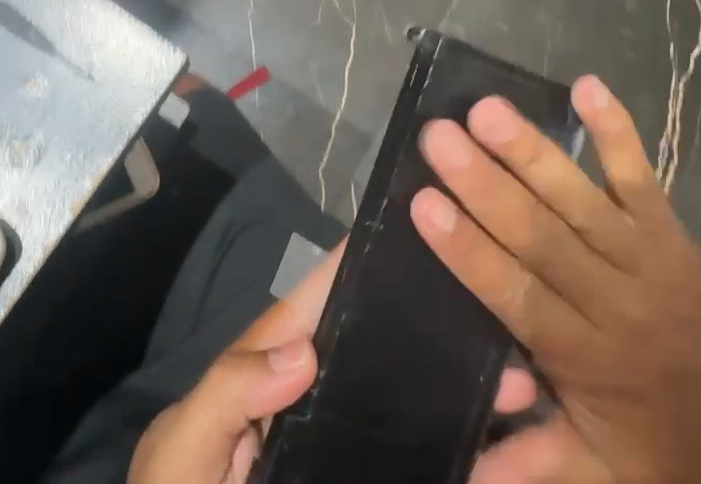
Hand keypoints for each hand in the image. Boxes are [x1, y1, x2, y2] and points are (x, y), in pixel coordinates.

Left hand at [129, 242, 554, 483]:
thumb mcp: (184, 447)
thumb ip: (226, 394)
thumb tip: (303, 351)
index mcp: (257, 377)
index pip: (307, 314)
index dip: (349, 275)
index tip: (405, 241)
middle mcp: (297, 403)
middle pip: (363, 355)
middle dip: (421, 335)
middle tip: (489, 320)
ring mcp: (328, 444)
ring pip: (393, 407)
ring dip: (449, 393)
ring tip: (516, 383)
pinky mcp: (354, 471)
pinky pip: (405, 458)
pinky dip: (451, 451)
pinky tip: (495, 447)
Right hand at [412, 76, 700, 483]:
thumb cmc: (677, 451)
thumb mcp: (601, 473)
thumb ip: (528, 467)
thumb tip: (454, 469)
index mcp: (589, 359)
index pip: (520, 298)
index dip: (470, 252)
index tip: (422, 204)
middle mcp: (614, 301)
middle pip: (544, 237)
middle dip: (486, 184)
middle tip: (439, 135)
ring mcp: (648, 260)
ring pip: (583, 201)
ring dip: (533, 152)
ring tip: (486, 109)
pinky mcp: (673, 234)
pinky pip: (643, 178)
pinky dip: (617, 132)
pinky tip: (588, 85)